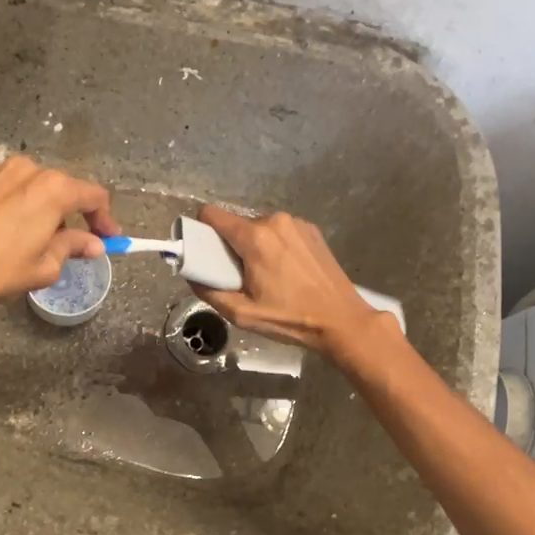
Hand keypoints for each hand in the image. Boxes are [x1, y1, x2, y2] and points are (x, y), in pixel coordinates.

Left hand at [0, 156, 120, 316]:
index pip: (93, 195)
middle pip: (58, 187)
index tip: (107, 238)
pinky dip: (3, 204)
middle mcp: (24, 168)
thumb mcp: (42, 267)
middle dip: (66, 214)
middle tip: (64, 243)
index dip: (104, 218)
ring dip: (32, 207)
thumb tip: (92, 243)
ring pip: (24, 186)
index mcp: (52, 188)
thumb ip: (72, 247)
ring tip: (22, 238)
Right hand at [192, 205, 389, 357]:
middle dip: (231, 246)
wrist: (341, 320)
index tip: (205, 252)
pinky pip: (280, 232)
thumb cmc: (290, 319)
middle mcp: (274, 221)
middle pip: (236, 225)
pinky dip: (275, 246)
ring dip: (254, 246)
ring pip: (259, 228)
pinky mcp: (312, 230)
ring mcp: (296, 223)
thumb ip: (210, 292)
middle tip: (239, 275)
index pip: (212, 215)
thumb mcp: (242, 314)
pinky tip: (286, 270)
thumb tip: (192, 277)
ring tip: (266, 275)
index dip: (202, 230)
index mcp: (255, 237)